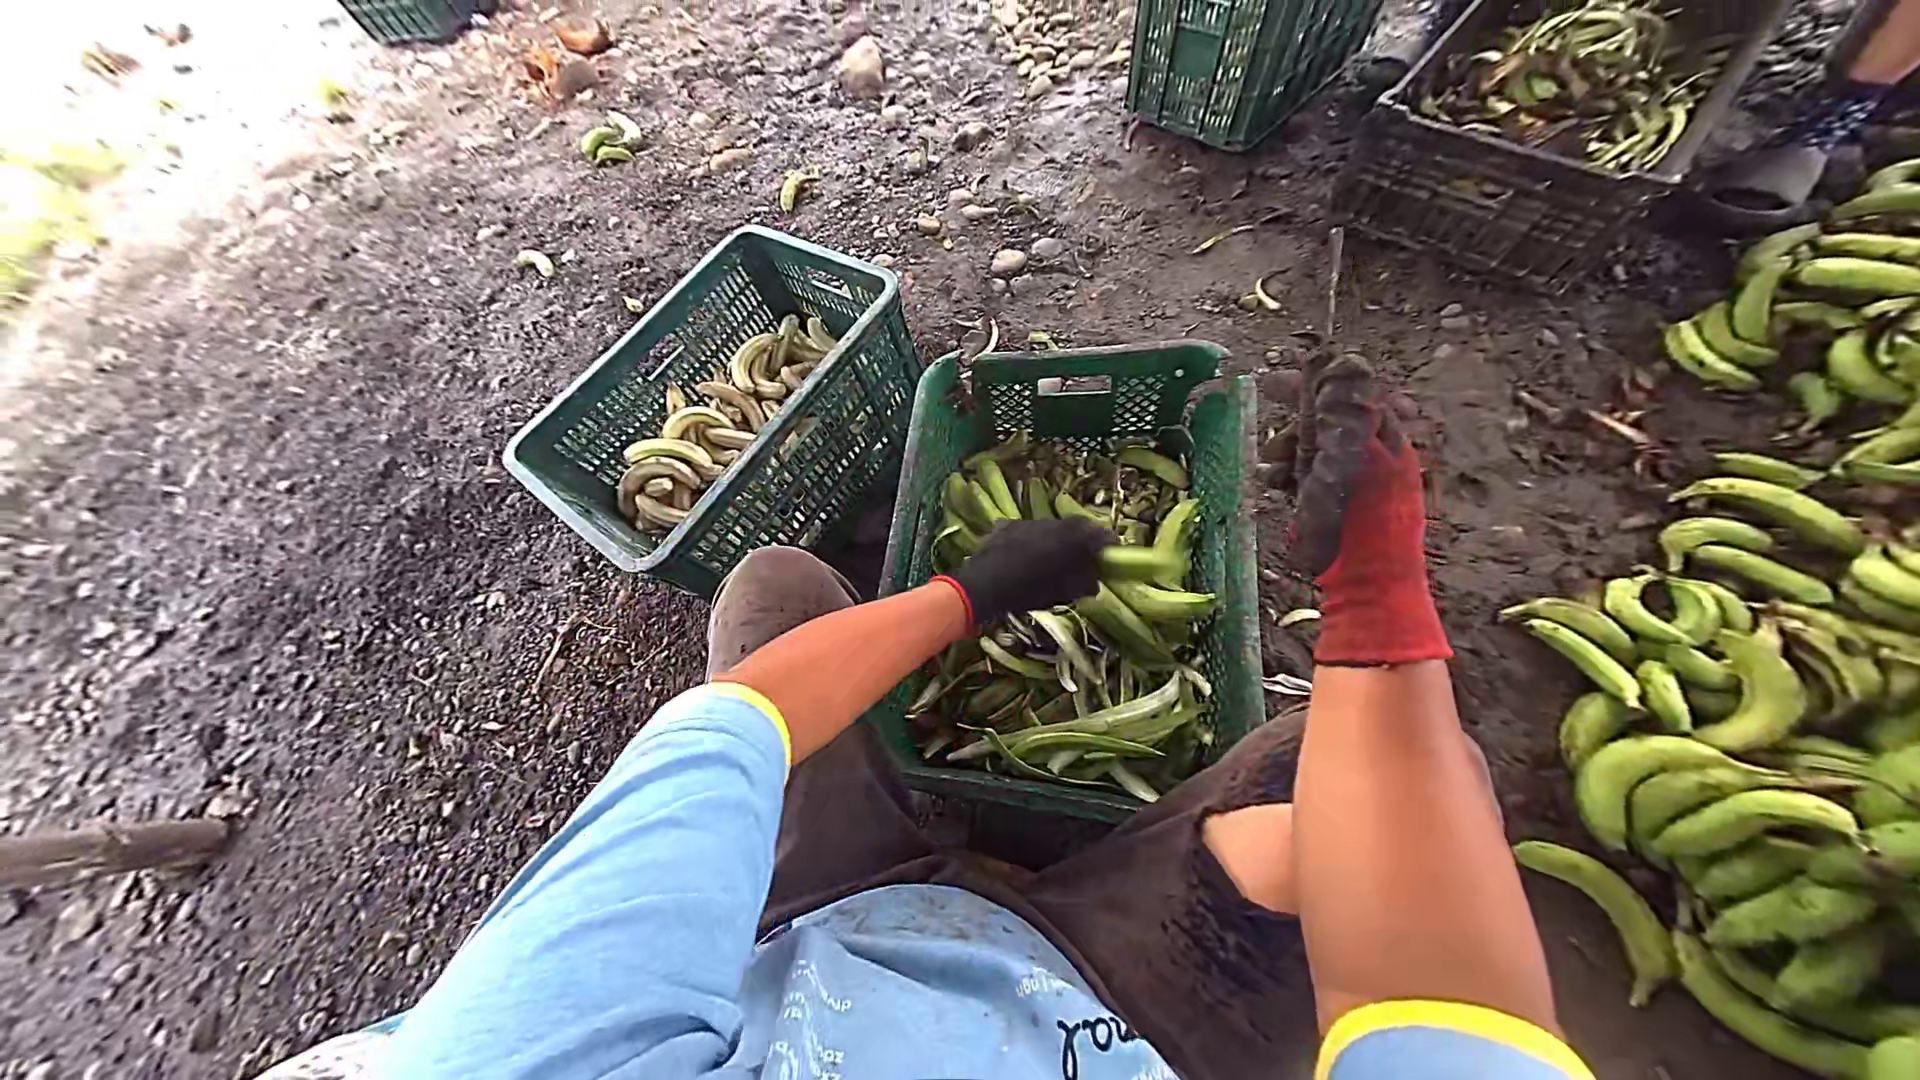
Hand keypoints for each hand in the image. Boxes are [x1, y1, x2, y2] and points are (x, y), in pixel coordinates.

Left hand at [942, 517, 1109, 626]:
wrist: (985, 584)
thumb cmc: (1030, 590)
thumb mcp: (1065, 592)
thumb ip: (1085, 582)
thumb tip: (1094, 580)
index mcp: (1074, 535)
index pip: (1103, 536)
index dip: (1110, 547)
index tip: (1111, 558)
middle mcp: (1055, 521)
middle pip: (1078, 528)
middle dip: (1084, 542)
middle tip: (1085, 559)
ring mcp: (1030, 521)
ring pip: (1052, 529)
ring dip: (1057, 541)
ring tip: (1053, 560)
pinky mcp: (1009, 525)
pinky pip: (1028, 532)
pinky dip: (1032, 542)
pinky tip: (1026, 558)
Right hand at [1289, 355, 1449, 665]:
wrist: (1369, 581)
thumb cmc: (1366, 525)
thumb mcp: (1357, 464)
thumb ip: (1347, 419)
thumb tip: (1340, 370)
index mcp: (1385, 443)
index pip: (1349, 399)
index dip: (1314, 386)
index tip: (1277, 381)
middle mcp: (1372, 457)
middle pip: (1327, 424)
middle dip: (1295, 424)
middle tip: (1266, 422)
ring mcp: (1353, 482)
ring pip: (1313, 450)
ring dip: (1288, 452)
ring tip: (1271, 469)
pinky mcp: (1335, 504)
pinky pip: (1309, 477)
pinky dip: (1291, 476)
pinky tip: (1275, 485)